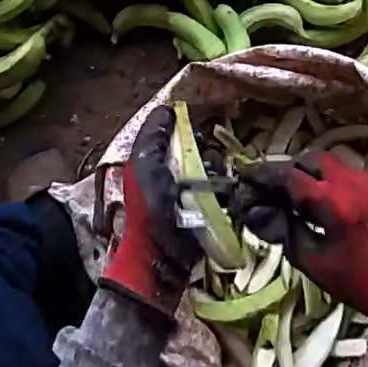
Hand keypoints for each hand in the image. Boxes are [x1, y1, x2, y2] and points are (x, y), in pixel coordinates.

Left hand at [99, 106, 202, 320]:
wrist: (162, 258)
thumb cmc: (149, 209)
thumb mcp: (145, 165)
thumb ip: (153, 135)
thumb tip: (167, 108)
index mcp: (148, 157)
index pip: (170, 128)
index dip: (184, 123)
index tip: (199, 122)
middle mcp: (167, 169)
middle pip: (193, 144)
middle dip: (201, 147)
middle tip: (206, 156)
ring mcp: (186, 189)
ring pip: (209, 163)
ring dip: (212, 167)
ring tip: (212, 177)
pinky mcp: (204, 206)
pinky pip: (219, 186)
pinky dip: (222, 186)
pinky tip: (222, 190)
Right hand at [236, 153, 367, 366]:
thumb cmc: (359, 283)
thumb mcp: (312, 261)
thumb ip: (284, 230)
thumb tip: (259, 211)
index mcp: (334, 204)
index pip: (291, 176)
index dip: (266, 176)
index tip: (250, 179)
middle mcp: (353, 185)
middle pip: (311, 159)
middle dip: (290, 169)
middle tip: (277, 187)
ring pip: (331, 163)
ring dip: (311, 172)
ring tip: (301, 194)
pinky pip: (348, 173)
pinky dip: (331, 179)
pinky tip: (326, 201)